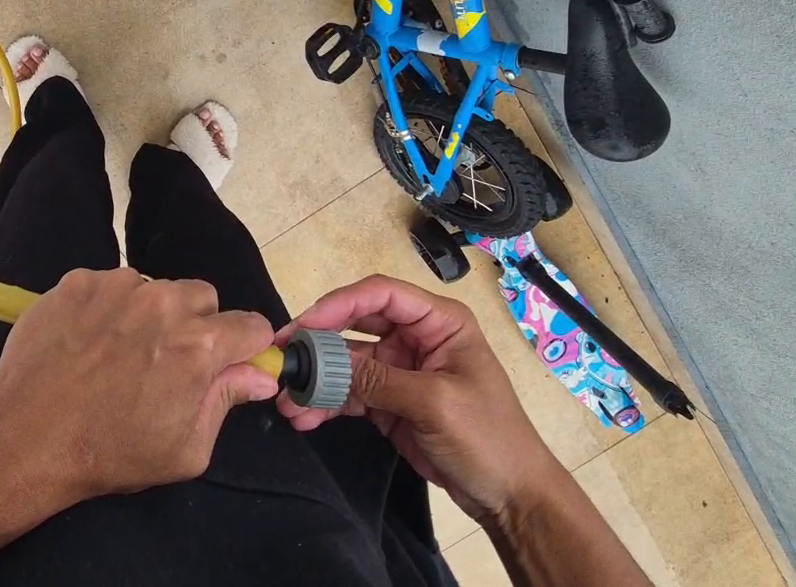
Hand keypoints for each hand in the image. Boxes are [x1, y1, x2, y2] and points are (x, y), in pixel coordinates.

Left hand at [0, 267, 278, 501]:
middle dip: (196, 323)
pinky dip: (107, 306)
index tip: (231, 359)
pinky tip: (87, 338)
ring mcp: (118, 285)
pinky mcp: (80, 280)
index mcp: (199, 345)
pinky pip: (110, 284)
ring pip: (155, 287)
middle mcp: (164, 303)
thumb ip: (226, 401)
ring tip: (118, 350)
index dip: (246, 344)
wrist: (27, 434)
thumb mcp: (185, 449)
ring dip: (149, 312)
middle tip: (167, 359)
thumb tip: (260, 374)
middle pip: (204, 297)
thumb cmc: (110, 452)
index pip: (251, 324)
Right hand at [275, 274, 563, 520]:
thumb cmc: (489, 437)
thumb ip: (379, 379)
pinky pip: (349, 393)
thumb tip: (326, 363)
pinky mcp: (388, 401)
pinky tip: (304, 416)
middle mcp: (414, 337)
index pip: (380, 295)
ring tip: (287, 398)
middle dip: (318, 341)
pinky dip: (326, 403)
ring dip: (317, 379)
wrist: (512, 500)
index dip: (340, 304)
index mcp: (437, 321)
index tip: (306, 324)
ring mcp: (399, 369)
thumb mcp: (435, 403)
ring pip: (346, 362)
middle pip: (355, 325)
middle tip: (284, 356)